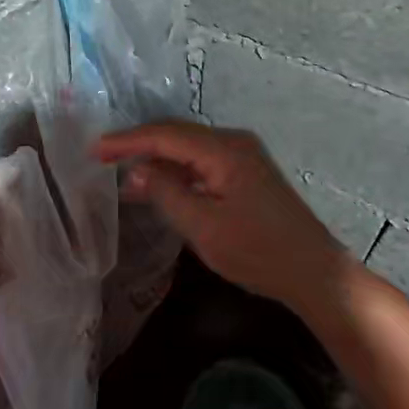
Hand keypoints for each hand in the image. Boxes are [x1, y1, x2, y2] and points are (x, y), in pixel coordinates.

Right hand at [94, 122, 348, 310]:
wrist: (314, 272)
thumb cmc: (258, 251)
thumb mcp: (203, 226)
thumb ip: (166, 192)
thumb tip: (136, 170)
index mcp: (224, 149)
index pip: (164, 135)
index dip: (126, 141)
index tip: (93, 150)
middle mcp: (234, 142)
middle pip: (176, 135)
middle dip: (138, 145)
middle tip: (102, 157)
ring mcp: (242, 157)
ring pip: (187, 149)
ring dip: (156, 160)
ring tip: (120, 173)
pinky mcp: (245, 174)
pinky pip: (201, 163)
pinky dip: (175, 172)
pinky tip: (155, 187)